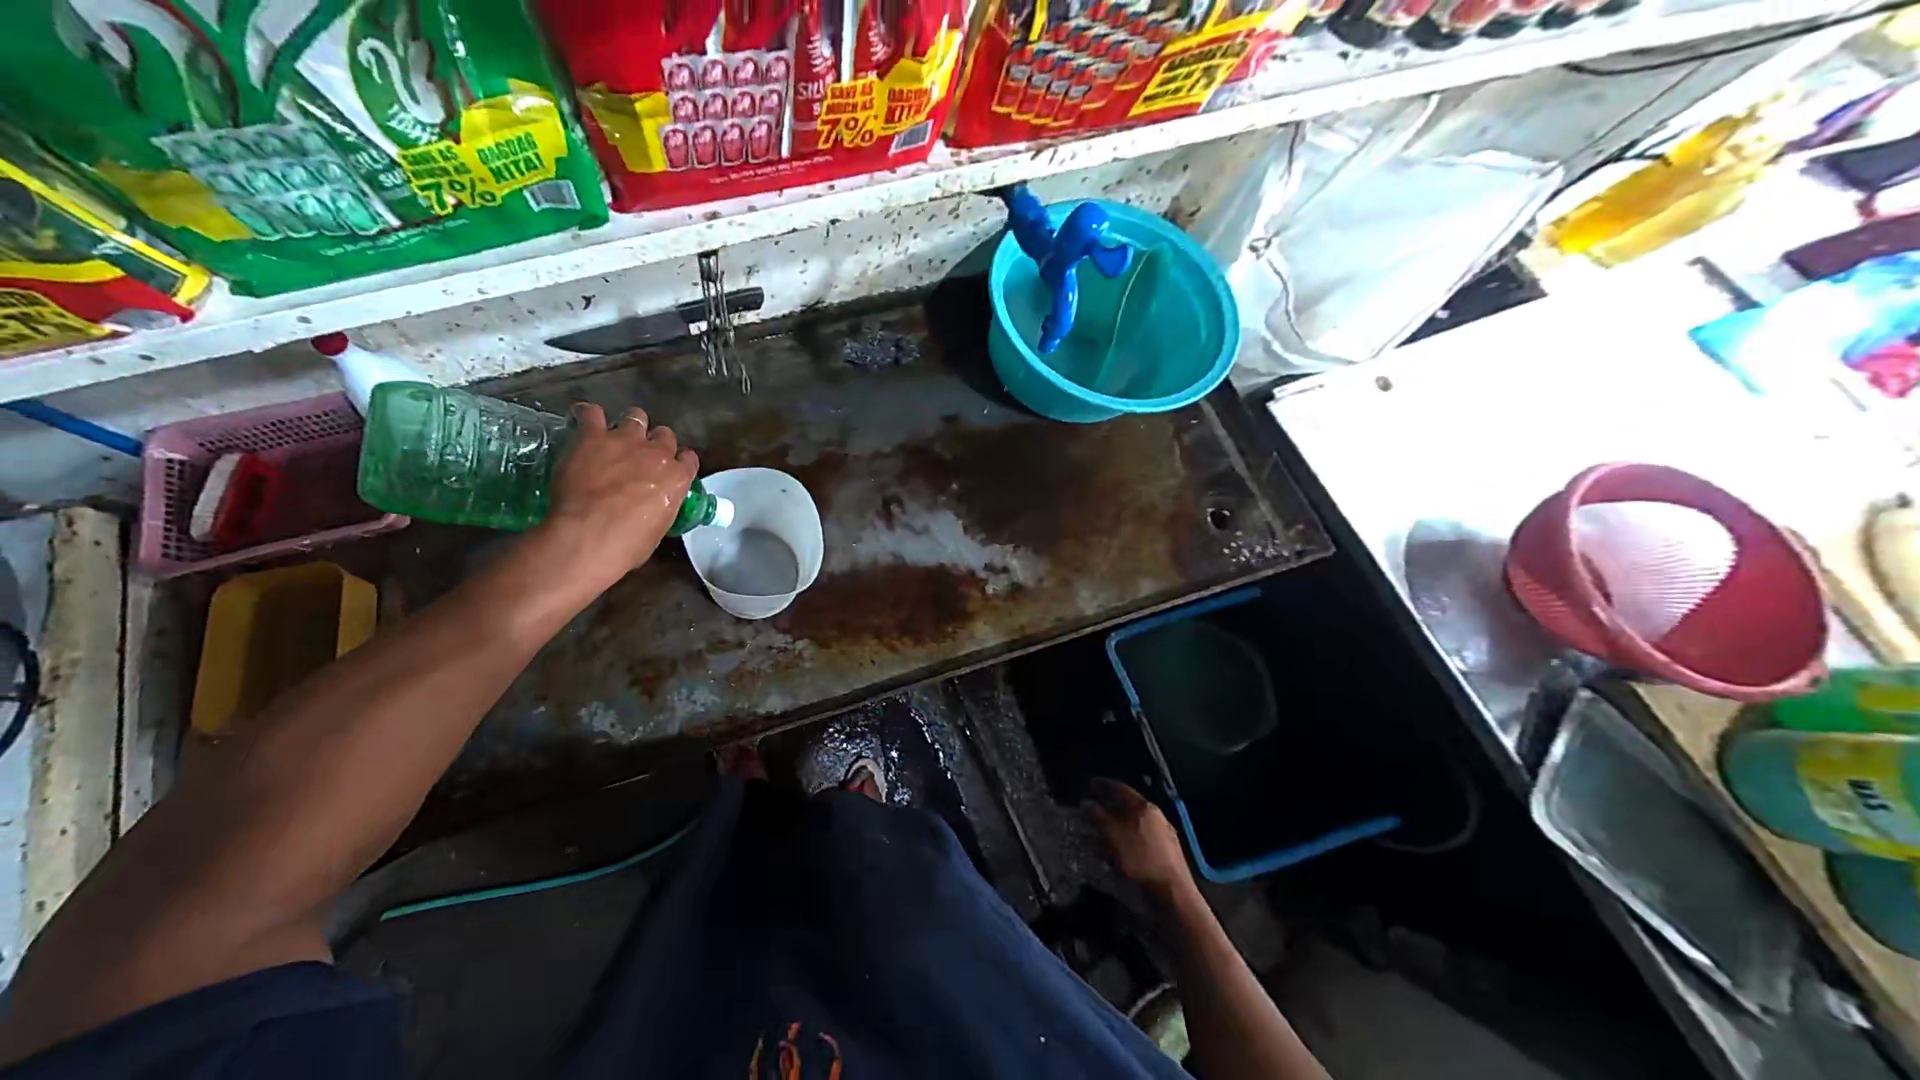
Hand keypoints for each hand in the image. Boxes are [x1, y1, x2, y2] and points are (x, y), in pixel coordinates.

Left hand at [537, 403, 698, 591]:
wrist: (589, 535)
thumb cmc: (627, 544)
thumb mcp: (657, 530)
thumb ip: (660, 508)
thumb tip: (650, 509)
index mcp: (678, 478)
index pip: (688, 459)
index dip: (679, 461)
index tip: (670, 467)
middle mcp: (657, 453)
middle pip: (664, 435)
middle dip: (654, 442)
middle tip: (639, 455)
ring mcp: (625, 441)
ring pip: (635, 417)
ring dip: (629, 425)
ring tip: (615, 436)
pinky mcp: (592, 436)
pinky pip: (592, 413)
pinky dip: (588, 415)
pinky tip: (584, 419)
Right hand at [1086, 779, 1193, 900]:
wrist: (1172, 893)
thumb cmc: (1140, 860)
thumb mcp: (1113, 836)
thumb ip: (1098, 817)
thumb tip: (1087, 803)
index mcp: (1143, 807)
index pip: (1120, 788)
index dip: (1103, 785)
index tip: (1089, 785)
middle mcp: (1156, 816)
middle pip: (1127, 806)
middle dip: (1107, 809)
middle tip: (1091, 814)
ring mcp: (1163, 834)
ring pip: (1133, 825)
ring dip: (1115, 829)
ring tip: (1099, 838)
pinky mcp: (1166, 852)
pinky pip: (1139, 840)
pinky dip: (1125, 842)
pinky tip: (1117, 855)